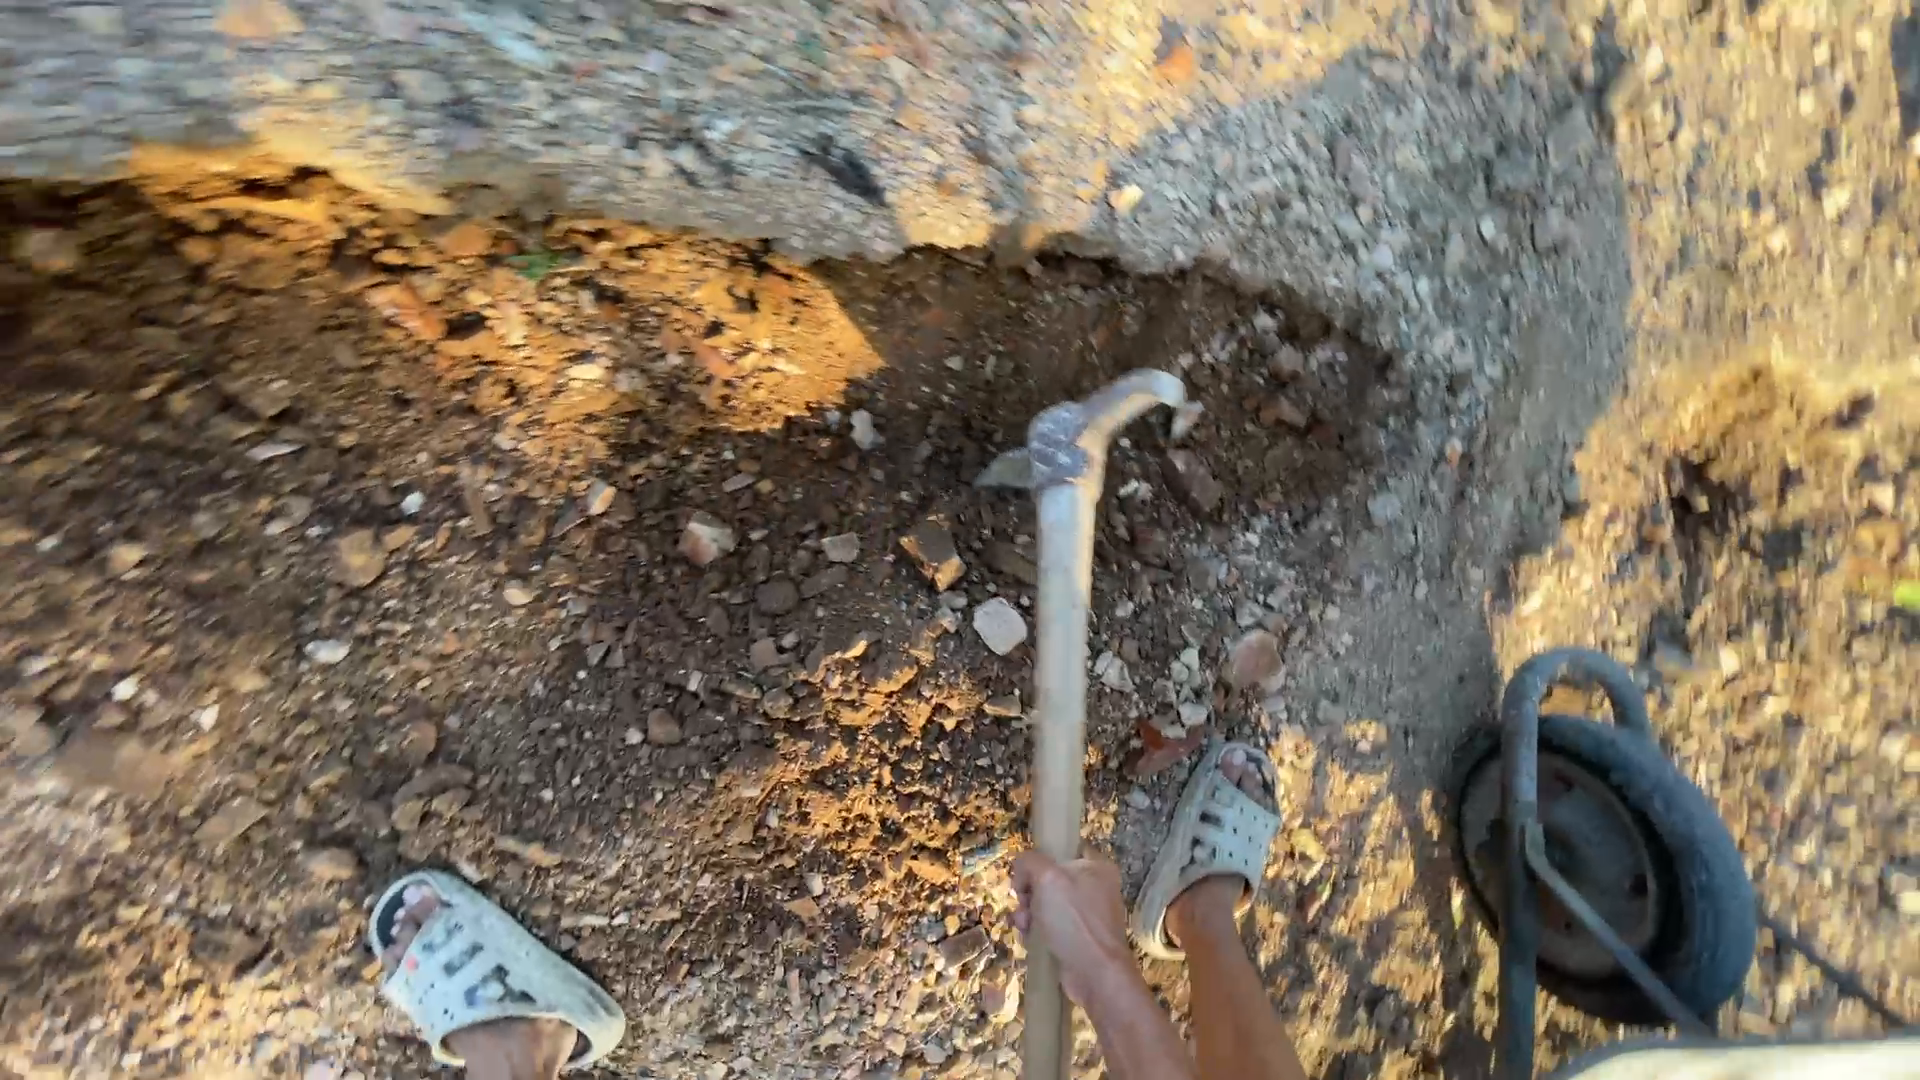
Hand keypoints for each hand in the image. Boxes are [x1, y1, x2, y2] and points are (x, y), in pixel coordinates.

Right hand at [1009, 853, 1135, 1005]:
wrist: (1097, 976)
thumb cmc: (1074, 920)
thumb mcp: (1047, 878)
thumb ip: (1030, 862)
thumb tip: (1022, 870)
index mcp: (1096, 866)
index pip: (1062, 850)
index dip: (1040, 859)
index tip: (1025, 874)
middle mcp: (1095, 887)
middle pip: (1050, 878)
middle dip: (1029, 891)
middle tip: (1023, 902)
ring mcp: (1088, 915)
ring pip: (1047, 903)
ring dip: (1029, 912)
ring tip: (1023, 924)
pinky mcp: (1080, 938)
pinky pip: (1052, 926)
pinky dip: (1037, 930)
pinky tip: (1028, 937)